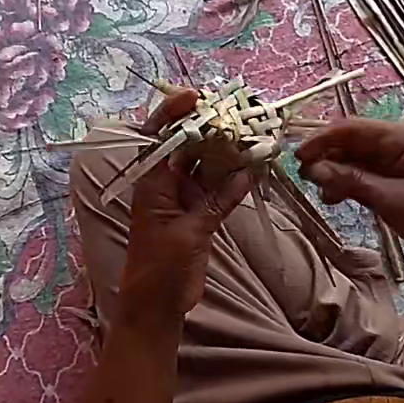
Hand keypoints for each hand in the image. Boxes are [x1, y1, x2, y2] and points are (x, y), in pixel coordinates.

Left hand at [121, 89, 252, 317]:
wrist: (157, 305)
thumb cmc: (159, 268)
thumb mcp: (188, 233)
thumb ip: (215, 203)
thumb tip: (243, 174)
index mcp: (151, 183)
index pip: (159, 137)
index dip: (174, 114)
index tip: (196, 97)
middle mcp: (166, 185)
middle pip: (186, 146)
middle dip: (208, 128)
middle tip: (235, 112)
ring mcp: (184, 199)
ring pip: (204, 166)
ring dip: (224, 153)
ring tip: (249, 134)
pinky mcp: (199, 216)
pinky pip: (217, 190)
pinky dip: (232, 181)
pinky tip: (252, 169)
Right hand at [296, 118, 403, 276]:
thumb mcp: (392, 201)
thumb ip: (351, 182)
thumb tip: (313, 170)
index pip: (356, 128)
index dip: (323, 140)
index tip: (298, 156)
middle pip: (356, 142)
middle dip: (328, 156)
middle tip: (303, 175)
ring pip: (359, 160)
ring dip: (337, 172)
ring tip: (321, 192)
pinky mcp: (403, 181)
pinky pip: (368, 175)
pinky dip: (350, 184)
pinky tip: (335, 197)